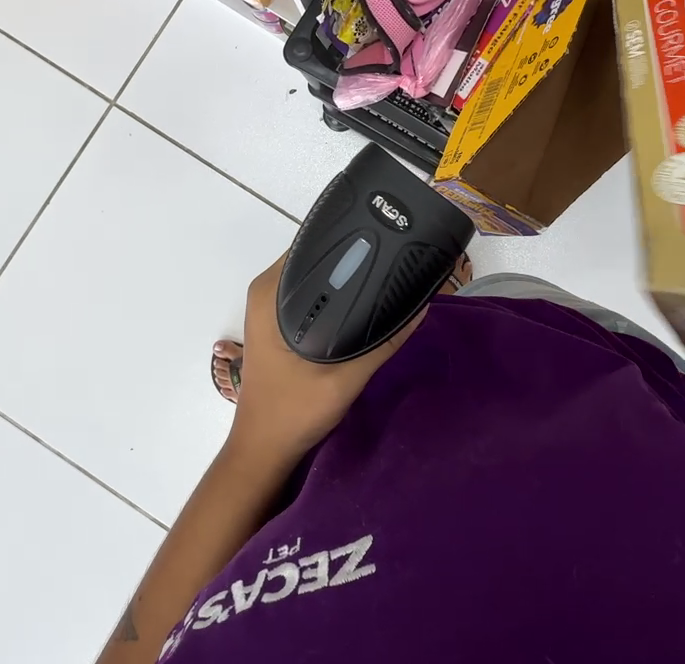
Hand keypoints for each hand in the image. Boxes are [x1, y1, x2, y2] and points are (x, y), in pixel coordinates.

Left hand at [226, 253, 423, 465]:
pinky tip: (367, 303)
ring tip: (389, 276)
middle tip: (397, 256)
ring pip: (317, 276)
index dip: (349, 237)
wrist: (264, 450)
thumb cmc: (292, 413)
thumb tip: (419, 307)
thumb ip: (381, 343)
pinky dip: (337, 295)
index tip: (386, 235)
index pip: (312, 244)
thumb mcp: (343, 380)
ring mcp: (272, 306)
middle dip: (353, 256)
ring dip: (347, 277)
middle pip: (317, 256)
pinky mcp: (281, 322)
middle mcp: (268, 291)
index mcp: (270, 293)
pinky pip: (313, 294)